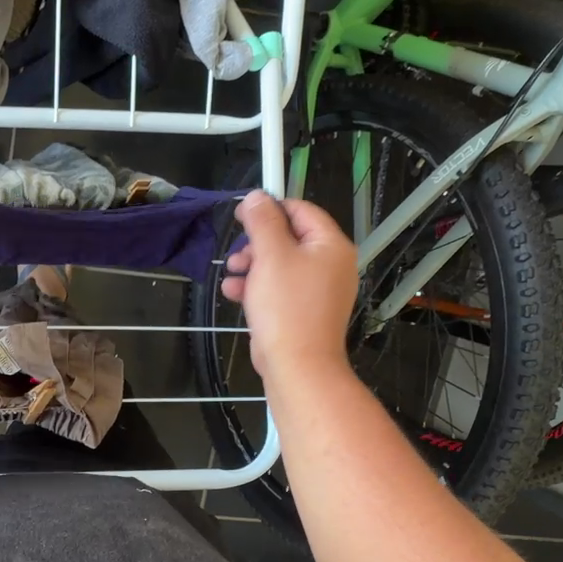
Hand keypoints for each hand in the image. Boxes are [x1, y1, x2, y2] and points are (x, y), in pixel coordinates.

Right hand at [220, 191, 357, 380]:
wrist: (297, 364)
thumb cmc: (285, 306)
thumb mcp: (270, 255)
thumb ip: (262, 221)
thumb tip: (256, 197)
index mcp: (331, 245)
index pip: (301, 210)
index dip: (270, 208)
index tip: (241, 214)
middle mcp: (331, 264)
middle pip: (289, 237)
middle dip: (256, 243)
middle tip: (236, 254)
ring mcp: (319, 289)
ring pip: (280, 263)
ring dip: (251, 265)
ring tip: (231, 275)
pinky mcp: (304, 310)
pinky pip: (279, 287)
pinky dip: (257, 286)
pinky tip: (235, 293)